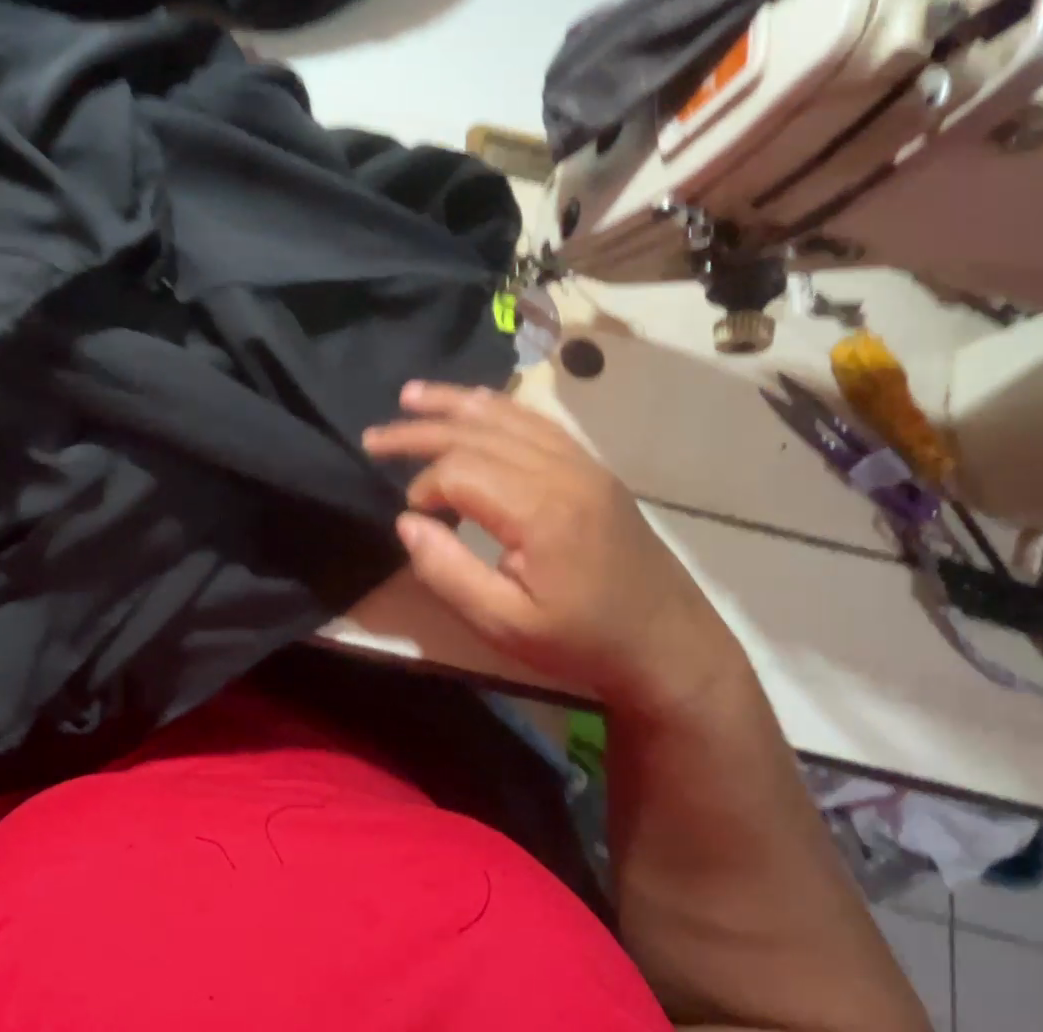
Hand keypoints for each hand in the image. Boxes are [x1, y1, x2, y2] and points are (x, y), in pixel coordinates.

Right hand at [362, 382, 746, 715]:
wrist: (670, 647)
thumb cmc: (583, 641)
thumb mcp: (504, 624)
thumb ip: (447, 571)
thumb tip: (406, 522)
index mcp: (543, 510)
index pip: (460, 471)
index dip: (422, 489)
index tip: (413, 522)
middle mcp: (564, 472)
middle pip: (478, 433)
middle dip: (420, 432)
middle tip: (371, 437)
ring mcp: (584, 466)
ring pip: (508, 417)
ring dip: (455, 405)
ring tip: (411, 395)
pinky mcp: (593, 471)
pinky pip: (537, 424)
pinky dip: (497, 410)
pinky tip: (472, 405)